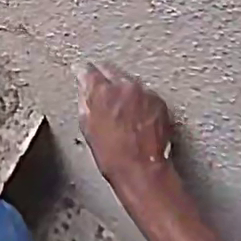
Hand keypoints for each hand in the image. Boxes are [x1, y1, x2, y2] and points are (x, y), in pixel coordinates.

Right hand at [77, 61, 174, 187]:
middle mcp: (124, 85)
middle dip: (103, 78)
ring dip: (123, 89)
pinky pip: (144, 93)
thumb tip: (84, 89)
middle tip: (101, 93)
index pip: (87, 69)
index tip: (81, 74)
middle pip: (110, 69)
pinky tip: (136, 116)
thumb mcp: (87, 126)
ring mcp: (144, 92)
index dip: (83, 73)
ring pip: (128, 81)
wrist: (142, 171)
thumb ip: (84, 100)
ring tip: (120, 110)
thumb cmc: (113, 155)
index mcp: (101, 90)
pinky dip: (139, 100)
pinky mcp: (159, 101)